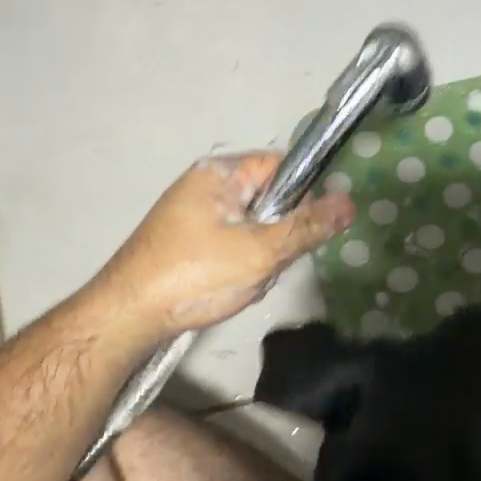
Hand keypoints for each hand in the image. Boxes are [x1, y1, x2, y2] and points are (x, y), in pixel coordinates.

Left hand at [98, 152, 353, 332]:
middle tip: (274, 261)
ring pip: (255, 228)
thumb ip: (307, 227)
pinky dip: (242, 267)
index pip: (283, 165)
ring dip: (263, 256)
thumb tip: (349, 202)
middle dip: (281, 234)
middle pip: (271, 199)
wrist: (130, 315)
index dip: (307, 192)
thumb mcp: (260, 252)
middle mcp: (206, 185)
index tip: (316, 226)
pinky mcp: (189, 243)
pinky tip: (231, 287)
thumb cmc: (195, 275)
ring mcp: (195, 215)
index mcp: (220, 173)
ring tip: (246, 278)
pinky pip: (234, 246)